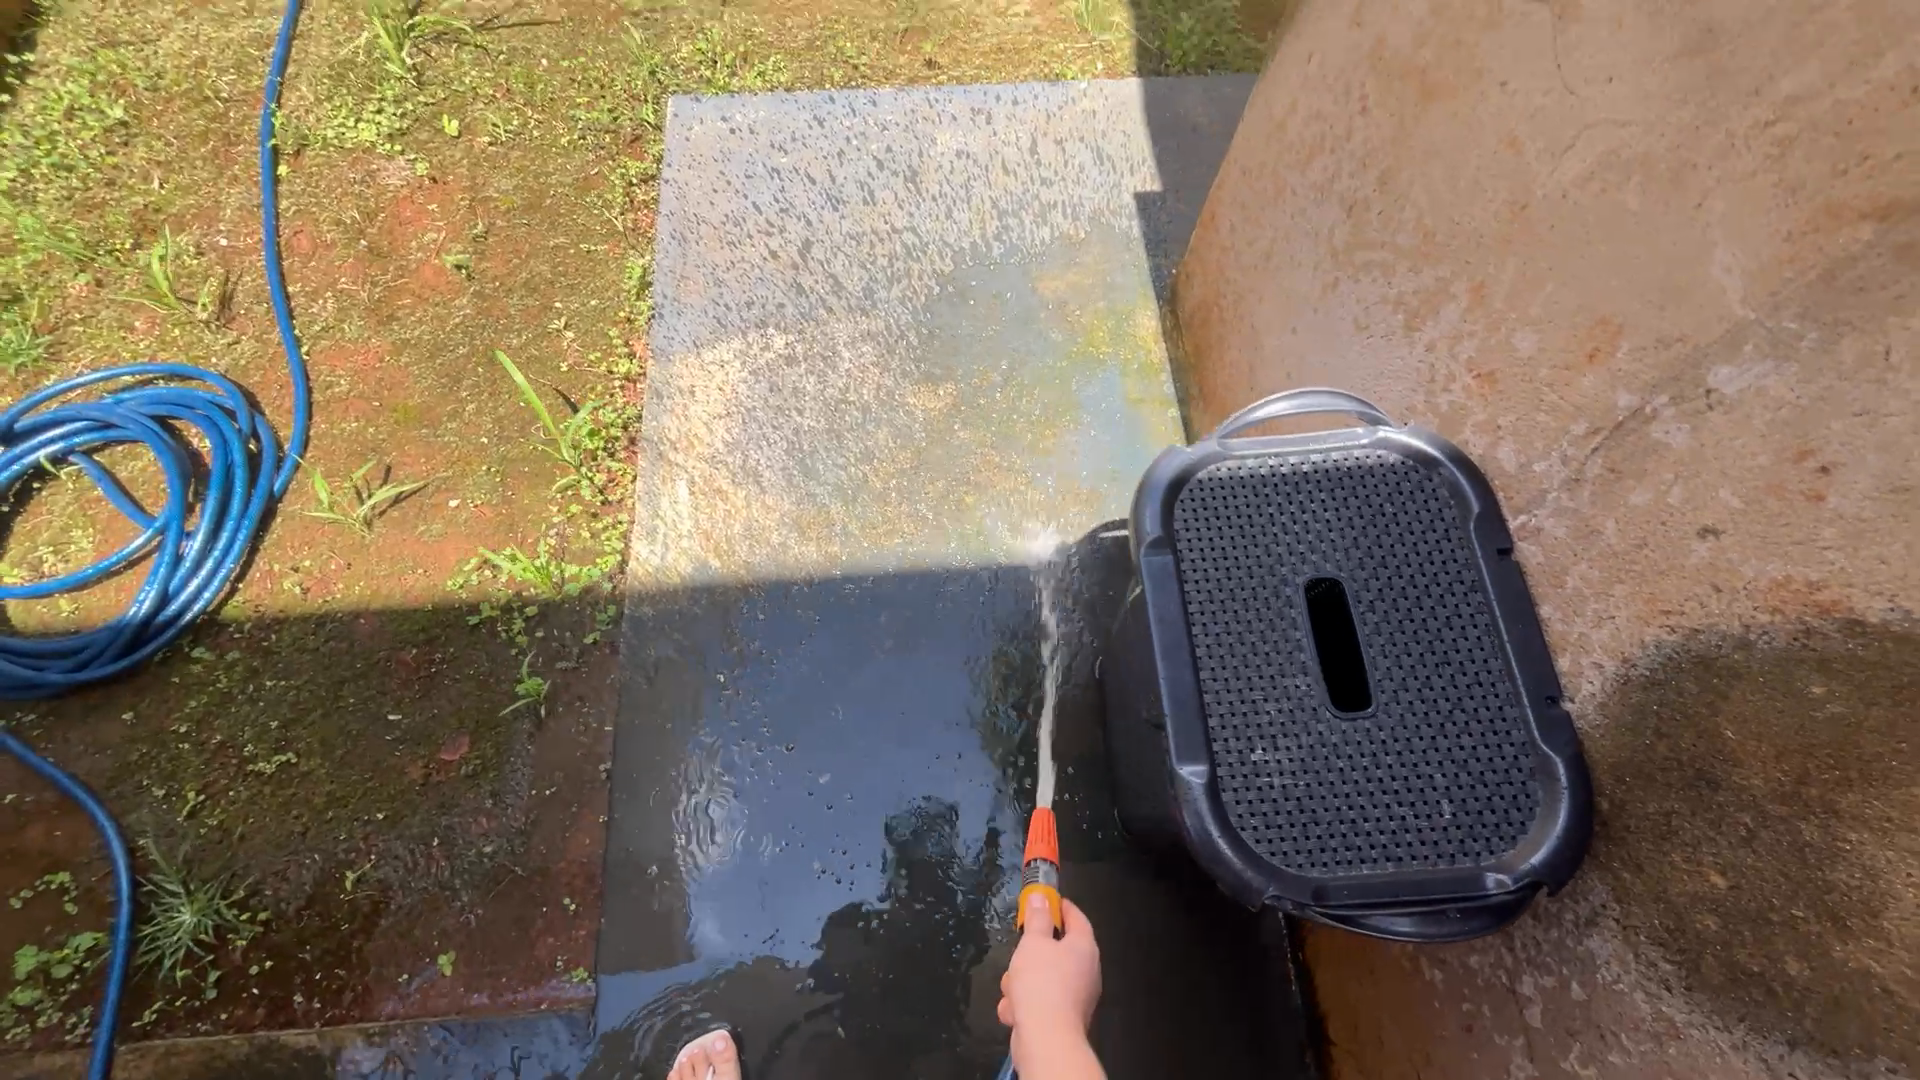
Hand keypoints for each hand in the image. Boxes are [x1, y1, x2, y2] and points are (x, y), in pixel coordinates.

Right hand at [998, 893, 1101, 1067]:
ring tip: (1012, 988)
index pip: (1076, 918)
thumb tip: (1041, 897)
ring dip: (1021, 981)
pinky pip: (1039, 1001)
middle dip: (1031, 951)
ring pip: (1043, 977)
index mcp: (1084, 948)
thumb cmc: (1041, 982)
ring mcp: (1075, 998)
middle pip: (1056, 950)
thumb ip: (1037, 917)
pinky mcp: (1061, 1019)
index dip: (1060, 906)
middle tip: (1018, 950)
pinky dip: (1024, 1004)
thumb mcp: (1034, 942)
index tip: (1044, 901)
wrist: (1045, 1039)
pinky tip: (1014, 1010)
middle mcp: (1085, 972)